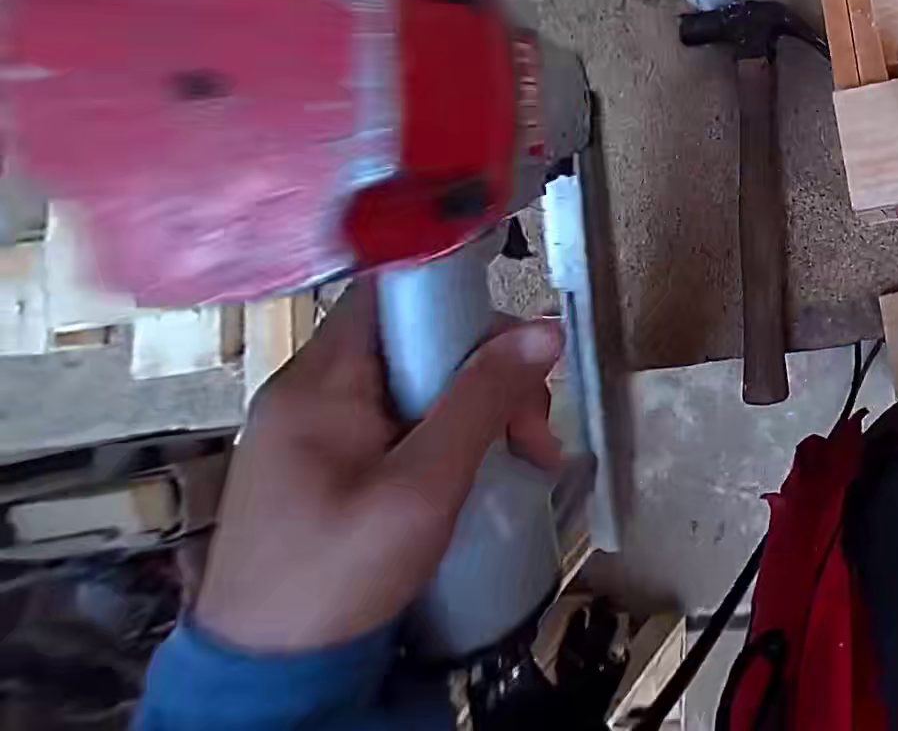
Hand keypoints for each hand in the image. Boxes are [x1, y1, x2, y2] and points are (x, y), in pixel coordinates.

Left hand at [195, 285, 564, 652]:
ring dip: (495, 404)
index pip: (393, 295)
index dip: (459, 297)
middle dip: (497, 370)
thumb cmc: (339, 574)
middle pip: (431, 339)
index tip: (517, 336)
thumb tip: (547, 327)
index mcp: (321, 384)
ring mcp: (336, 425)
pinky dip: (473, 429)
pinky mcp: (353, 454)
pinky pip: (426, 414)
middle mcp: (323, 391)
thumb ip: (483, 398)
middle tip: (532, 422)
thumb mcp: (424, 483)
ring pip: (438, 377)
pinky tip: (505, 461)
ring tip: (531, 453)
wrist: (274, 677)